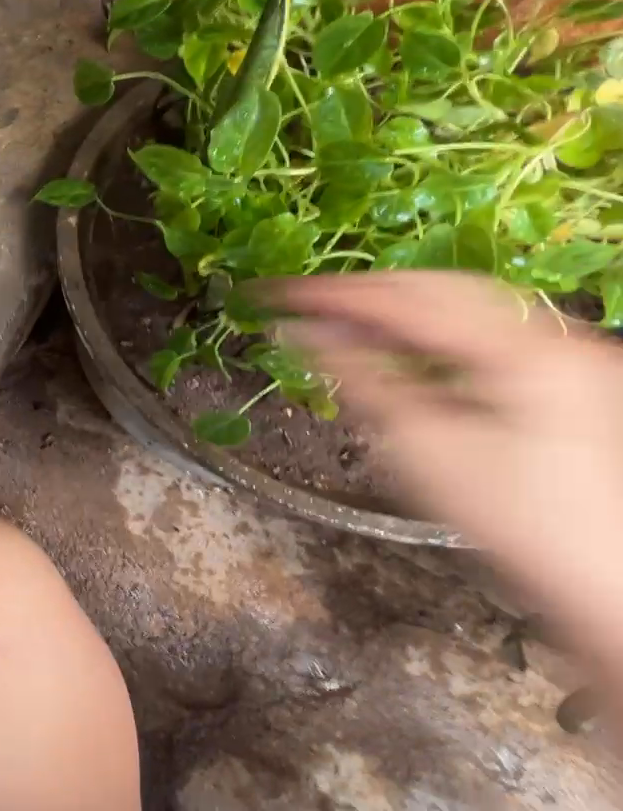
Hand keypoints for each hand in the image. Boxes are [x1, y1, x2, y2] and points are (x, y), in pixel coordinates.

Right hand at [273, 272, 622, 597]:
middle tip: (301, 302)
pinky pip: (482, 328)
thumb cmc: (506, 515)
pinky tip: (392, 343)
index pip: (403, 302)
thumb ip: (355, 373)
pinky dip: (428, 327)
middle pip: (439, 288)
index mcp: (520, 353)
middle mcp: (553, 340)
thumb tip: (296, 328)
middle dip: (364, 292)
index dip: (331, 296)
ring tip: (336, 320)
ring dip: (395, 306)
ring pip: (463, 302)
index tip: (274, 295)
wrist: (600, 577)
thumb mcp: (417, 440)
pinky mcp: (560, 377)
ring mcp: (564, 357)